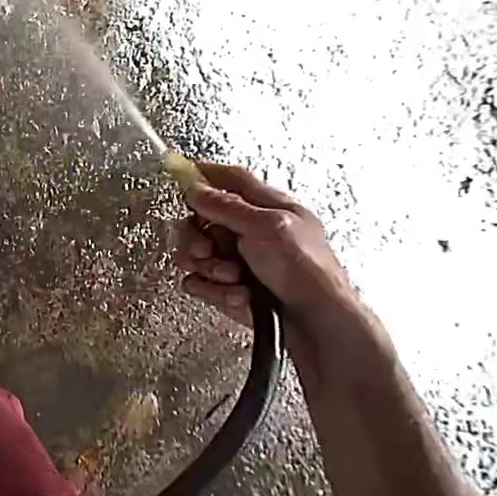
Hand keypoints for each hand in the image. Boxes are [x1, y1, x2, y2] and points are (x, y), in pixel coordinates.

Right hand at [171, 163, 356, 327]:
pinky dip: (216, 292)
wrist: (315, 323)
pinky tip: (240, 296)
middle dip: (197, 237)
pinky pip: (200, 284)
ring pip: (196, 255)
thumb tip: (197, 188)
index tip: (181, 172)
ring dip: (210, 269)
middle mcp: (251, 232)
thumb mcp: (267, 227)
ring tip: (233, 278)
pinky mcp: (229, 289)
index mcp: (268, 209)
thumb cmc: (307, 272)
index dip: (205, 174)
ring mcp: (239, 262)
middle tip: (205, 250)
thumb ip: (228, 207)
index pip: (231, 180)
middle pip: (202, 221)